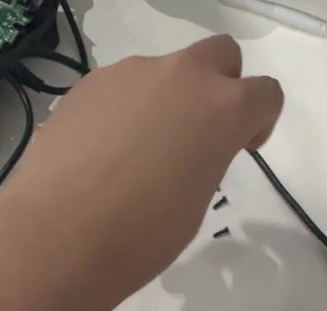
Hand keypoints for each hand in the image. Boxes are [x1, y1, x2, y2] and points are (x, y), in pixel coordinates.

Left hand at [0, 37, 283, 304]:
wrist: (61, 237)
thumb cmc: (140, 238)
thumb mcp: (193, 206)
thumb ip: (204, 162)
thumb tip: (186, 151)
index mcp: (221, 110)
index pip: (265, 93)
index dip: (259, 120)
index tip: (241, 147)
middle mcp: (180, 77)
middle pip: (220, 56)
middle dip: (219, 89)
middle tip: (197, 138)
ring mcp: (129, 74)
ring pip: (163, 73)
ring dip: (164, 103)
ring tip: (136, 161)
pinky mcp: (88, 85)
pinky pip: (120, 90)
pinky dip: (123, 114)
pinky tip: (101, 159)